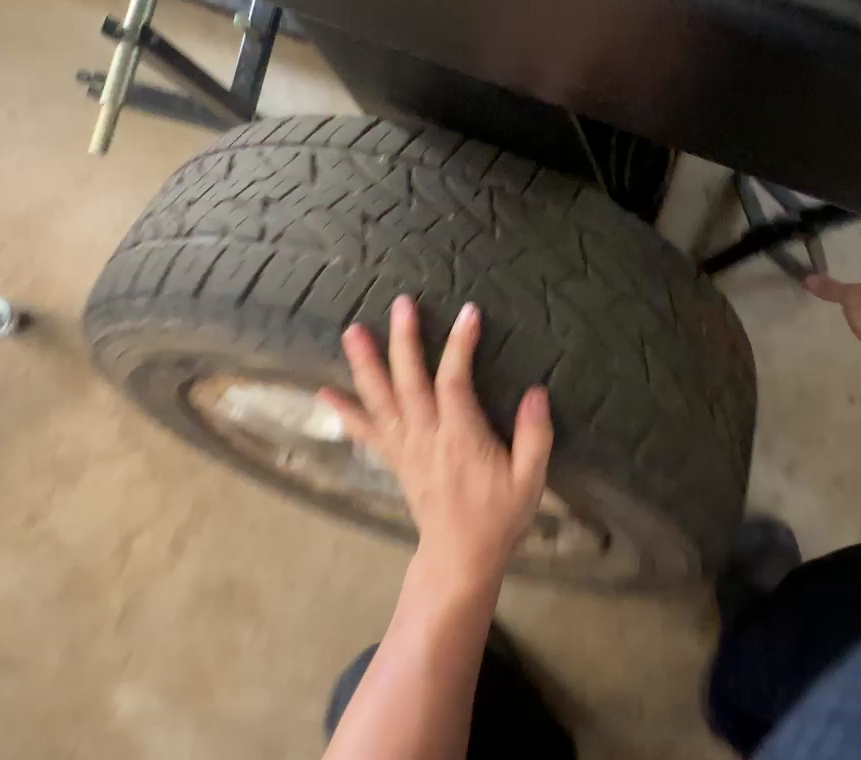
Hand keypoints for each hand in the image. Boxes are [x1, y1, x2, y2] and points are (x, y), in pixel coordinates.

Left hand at [319, 296, 553, 590]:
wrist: (460, 557)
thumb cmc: (499, 516)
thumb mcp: (530, 480)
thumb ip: (535, 436)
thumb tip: (536, 392)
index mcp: (461, 438)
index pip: (455, 382)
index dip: (460, 346)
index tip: (468, 313)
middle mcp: (426, 437)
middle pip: (409, 382)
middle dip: (404, 341)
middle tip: (402, 304)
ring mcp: (405, 447)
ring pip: (381, 400)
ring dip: (366, 364)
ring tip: (352, 331)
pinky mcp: (395, 458)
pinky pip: (366, 431)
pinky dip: (344, 411)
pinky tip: (323, 392)